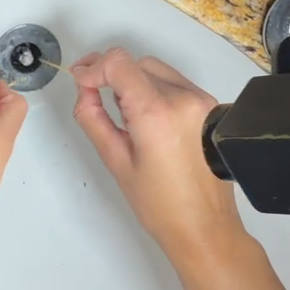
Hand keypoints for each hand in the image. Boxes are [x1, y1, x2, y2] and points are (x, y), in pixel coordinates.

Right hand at [69, 49, 240, 262]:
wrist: (204, 226)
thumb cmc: (161, 204)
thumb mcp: (115, 160)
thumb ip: (92, 117)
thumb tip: (84, 90)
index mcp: (157, 114)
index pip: (119, 63)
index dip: (93, 67)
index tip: (80, 79)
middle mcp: (184, 100)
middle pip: (136, 63)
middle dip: (109, 74)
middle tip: (92, 93)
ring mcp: (201, 101)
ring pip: (155, 69)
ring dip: (132, 80)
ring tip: (122, 111)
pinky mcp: (209, 106)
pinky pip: (174, 82)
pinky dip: (153, 89)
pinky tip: (146, 116)